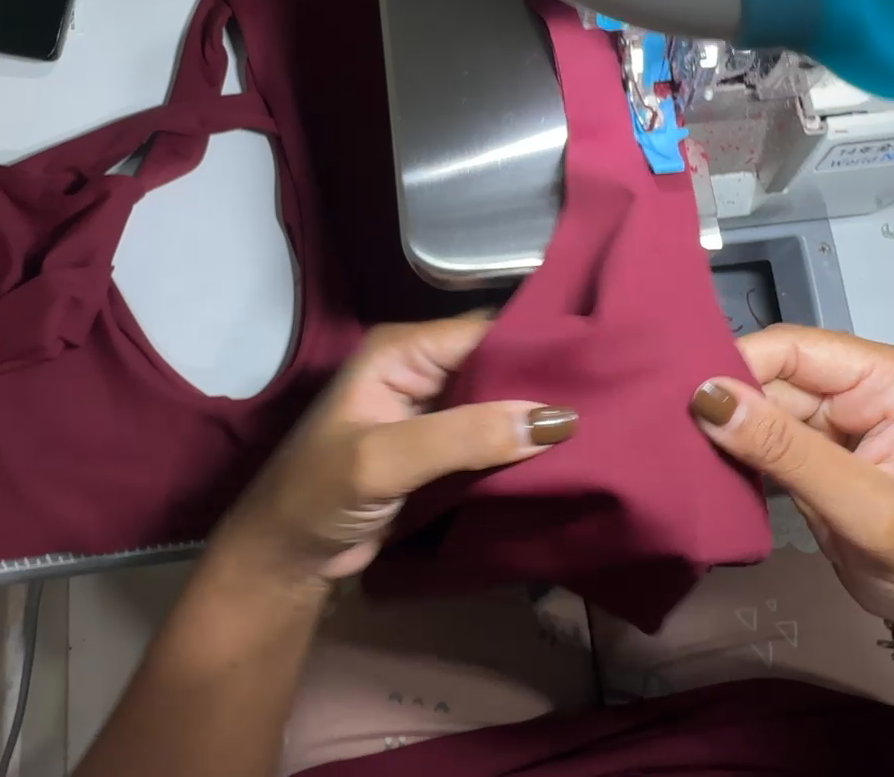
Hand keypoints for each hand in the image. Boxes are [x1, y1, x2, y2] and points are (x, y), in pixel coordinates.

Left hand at [208, 318, 576, 597]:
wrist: (286, 559)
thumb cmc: (318, 495)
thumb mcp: (385, 460)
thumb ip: (464, 437)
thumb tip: (555, 419)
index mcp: (402, 351)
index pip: (483, 334)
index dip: (534, 347)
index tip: (593, 364)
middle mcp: (422, 371)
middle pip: (496, 366)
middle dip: (542, 385)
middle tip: (607, 398)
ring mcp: (433, 413)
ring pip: (499, 405)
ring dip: (535, 420)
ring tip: (600, 424)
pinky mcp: (442, 451)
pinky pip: (491, 440)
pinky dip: (520, 449)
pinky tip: (564, 455)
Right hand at [691, 326, 893, 689]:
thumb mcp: (866, 509)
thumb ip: (786, 450)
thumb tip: (705, 396)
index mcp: (890, 376)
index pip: (795, 349)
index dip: (738, 365)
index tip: (680, 396)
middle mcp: (859, 383)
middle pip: (771, 373)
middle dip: (725, 398)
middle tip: (667, 423)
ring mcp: (835, 417)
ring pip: (758, 404)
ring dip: (723, 427)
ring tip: (675, 442)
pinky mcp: (813, 449)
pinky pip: (760, 436)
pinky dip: (733, 449)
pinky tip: (701, 459)